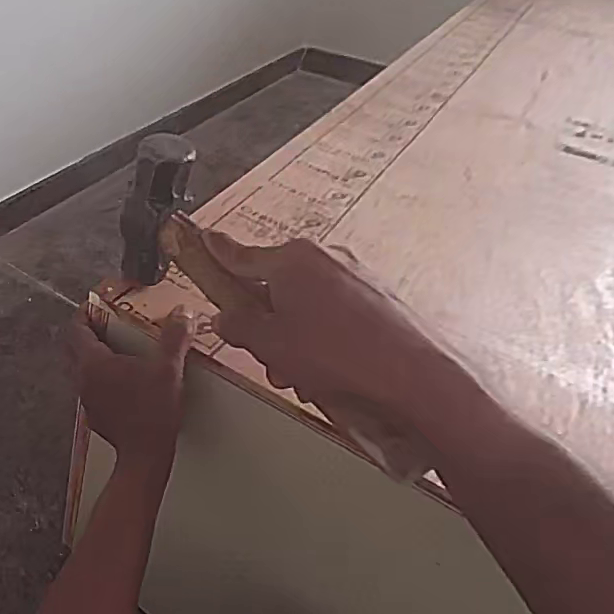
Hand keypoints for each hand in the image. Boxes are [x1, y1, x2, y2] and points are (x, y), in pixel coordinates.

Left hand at [68, 305, 191, 467]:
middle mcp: (82, 379)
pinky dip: (99, 376)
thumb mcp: (168, 369)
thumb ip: (175, 337)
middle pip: (72, 347)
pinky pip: (90, 386)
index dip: (84, 313)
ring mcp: (85, 398)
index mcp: (93, 363)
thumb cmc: (153, 411)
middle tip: (105, 322)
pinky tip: (121, 378)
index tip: (96, 304)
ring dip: (92, 354)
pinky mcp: (94, 414)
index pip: (76, 329)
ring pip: (79, 368)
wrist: (144, 455)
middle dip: (85, 331)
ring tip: (116, 347)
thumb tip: (184, 312)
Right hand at [201, 234, 470, 437]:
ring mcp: (352, 276)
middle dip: (261, 321)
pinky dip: (319, 338)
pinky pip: (329, 314)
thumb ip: (236, 324)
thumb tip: (225, 316)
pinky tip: (324, 369)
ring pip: (300, 305)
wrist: (411, 375)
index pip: (239, 253)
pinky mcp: (373, 298)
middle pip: (271, 286)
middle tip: (261, 351)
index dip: (214, 251)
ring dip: (290, 337)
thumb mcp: (266, 342)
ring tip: (297, 371)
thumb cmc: (339, 353)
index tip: (202, 239)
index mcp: (291, 259)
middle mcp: (323, 259)